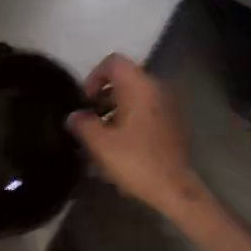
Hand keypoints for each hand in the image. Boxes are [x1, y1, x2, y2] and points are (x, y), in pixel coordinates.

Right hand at [67, 54, 209, 220]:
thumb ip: (83, 125)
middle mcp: (156, 87)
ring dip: (117, 108)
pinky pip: (147, 108)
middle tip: (91, 119)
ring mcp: (168, 103)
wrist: (175, 188)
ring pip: (136, 95)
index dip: (94, 77)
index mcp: (140, 86)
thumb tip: (74, 116)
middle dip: (104, 95)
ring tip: (103, 134)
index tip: (85, 101)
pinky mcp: (174, 120)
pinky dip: (132, 117)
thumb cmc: (137, 162)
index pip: (114, 62)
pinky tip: (122, 143)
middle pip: (125, 78)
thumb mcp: (102, 145)